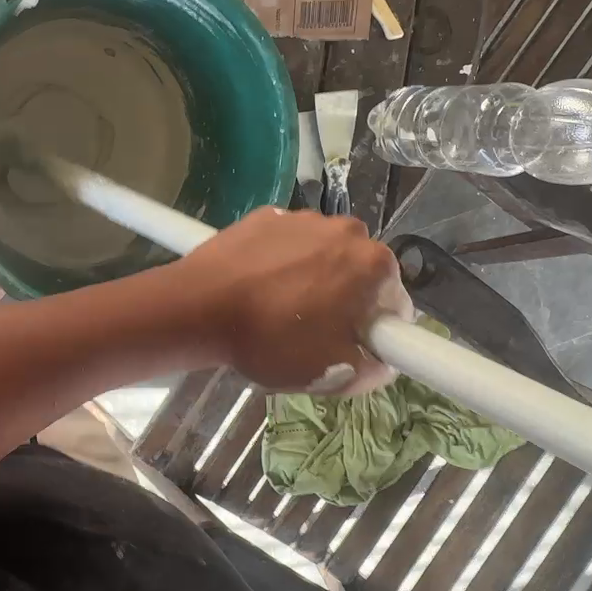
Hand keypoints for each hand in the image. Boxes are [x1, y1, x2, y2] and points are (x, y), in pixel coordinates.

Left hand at [172, 207, 414, 394]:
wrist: (199, 305)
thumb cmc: (272, 339)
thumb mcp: (330, 374)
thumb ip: (372, 371)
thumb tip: (380, 362)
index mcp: (373, 264)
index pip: (393, 301)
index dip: (376, 328)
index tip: (349, 343)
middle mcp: (345, 229)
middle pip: (357, 271)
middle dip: (343, 297)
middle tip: (311, 329)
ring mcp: (301, 217)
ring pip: (320, 253)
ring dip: (310, 276)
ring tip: (276, 307)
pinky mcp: (264, 215)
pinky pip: (284, 243)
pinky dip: (277, 260)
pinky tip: (255, 284)